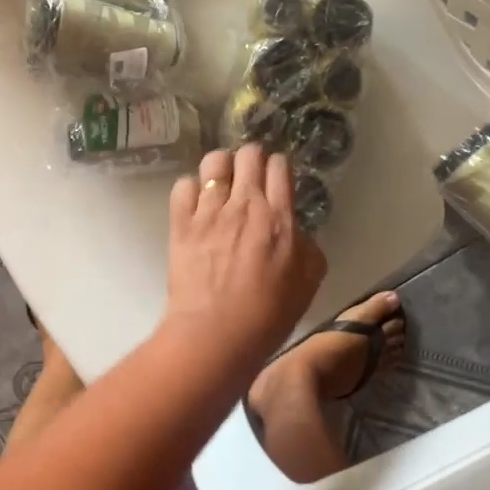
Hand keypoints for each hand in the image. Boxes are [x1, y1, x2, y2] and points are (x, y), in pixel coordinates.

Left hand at [162, 144, 326, 379]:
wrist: (215, 335)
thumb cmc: (268, 316)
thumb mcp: (308, 283)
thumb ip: (308, 248)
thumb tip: (297, 232)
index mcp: (279, 217)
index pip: (280, 166)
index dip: (278, 167)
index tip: (276, 179)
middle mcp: (245, 203)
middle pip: (249, 154)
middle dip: (252, 159)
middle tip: (250, 177)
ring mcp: (210, 210)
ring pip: (214, 161)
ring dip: (221, 167)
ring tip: (221, 183)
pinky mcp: (181, 222)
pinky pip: (184, 185)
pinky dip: (190, 189)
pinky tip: (196, 204)